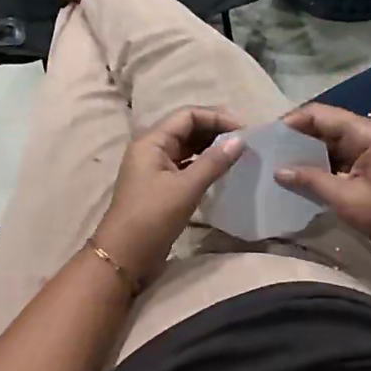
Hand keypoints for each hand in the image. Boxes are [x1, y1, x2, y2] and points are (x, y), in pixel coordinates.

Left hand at [92, 106, 245, 284]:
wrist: (124, 255)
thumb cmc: (152, 218)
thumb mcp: (185, 188)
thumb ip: (213, 162)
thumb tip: (240, 140)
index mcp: (151, 141)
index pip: (187, 115)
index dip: (216, 117)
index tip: (245, 131)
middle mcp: (151, 149)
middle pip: (186, 128)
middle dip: (215, 130)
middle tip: (246, 142)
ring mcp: (154, 168)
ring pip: (187, 147)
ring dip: (211, 147)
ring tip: (239, 154)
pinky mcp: (160, 186)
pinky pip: (185, 165)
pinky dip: (203, 164)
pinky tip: (222, 171)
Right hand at [275, 103, 370, 265]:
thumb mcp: (349, 201)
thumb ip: (311, 181)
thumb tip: (278, 171)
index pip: (320, 114)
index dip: (290, 123)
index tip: (265, 140)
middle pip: (328, 126)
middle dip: (297, 140)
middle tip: (268, 155)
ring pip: (337, 143)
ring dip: (311, 155)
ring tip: (282, 168)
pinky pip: (348, 157)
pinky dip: (328, 166)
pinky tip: (309, 180)